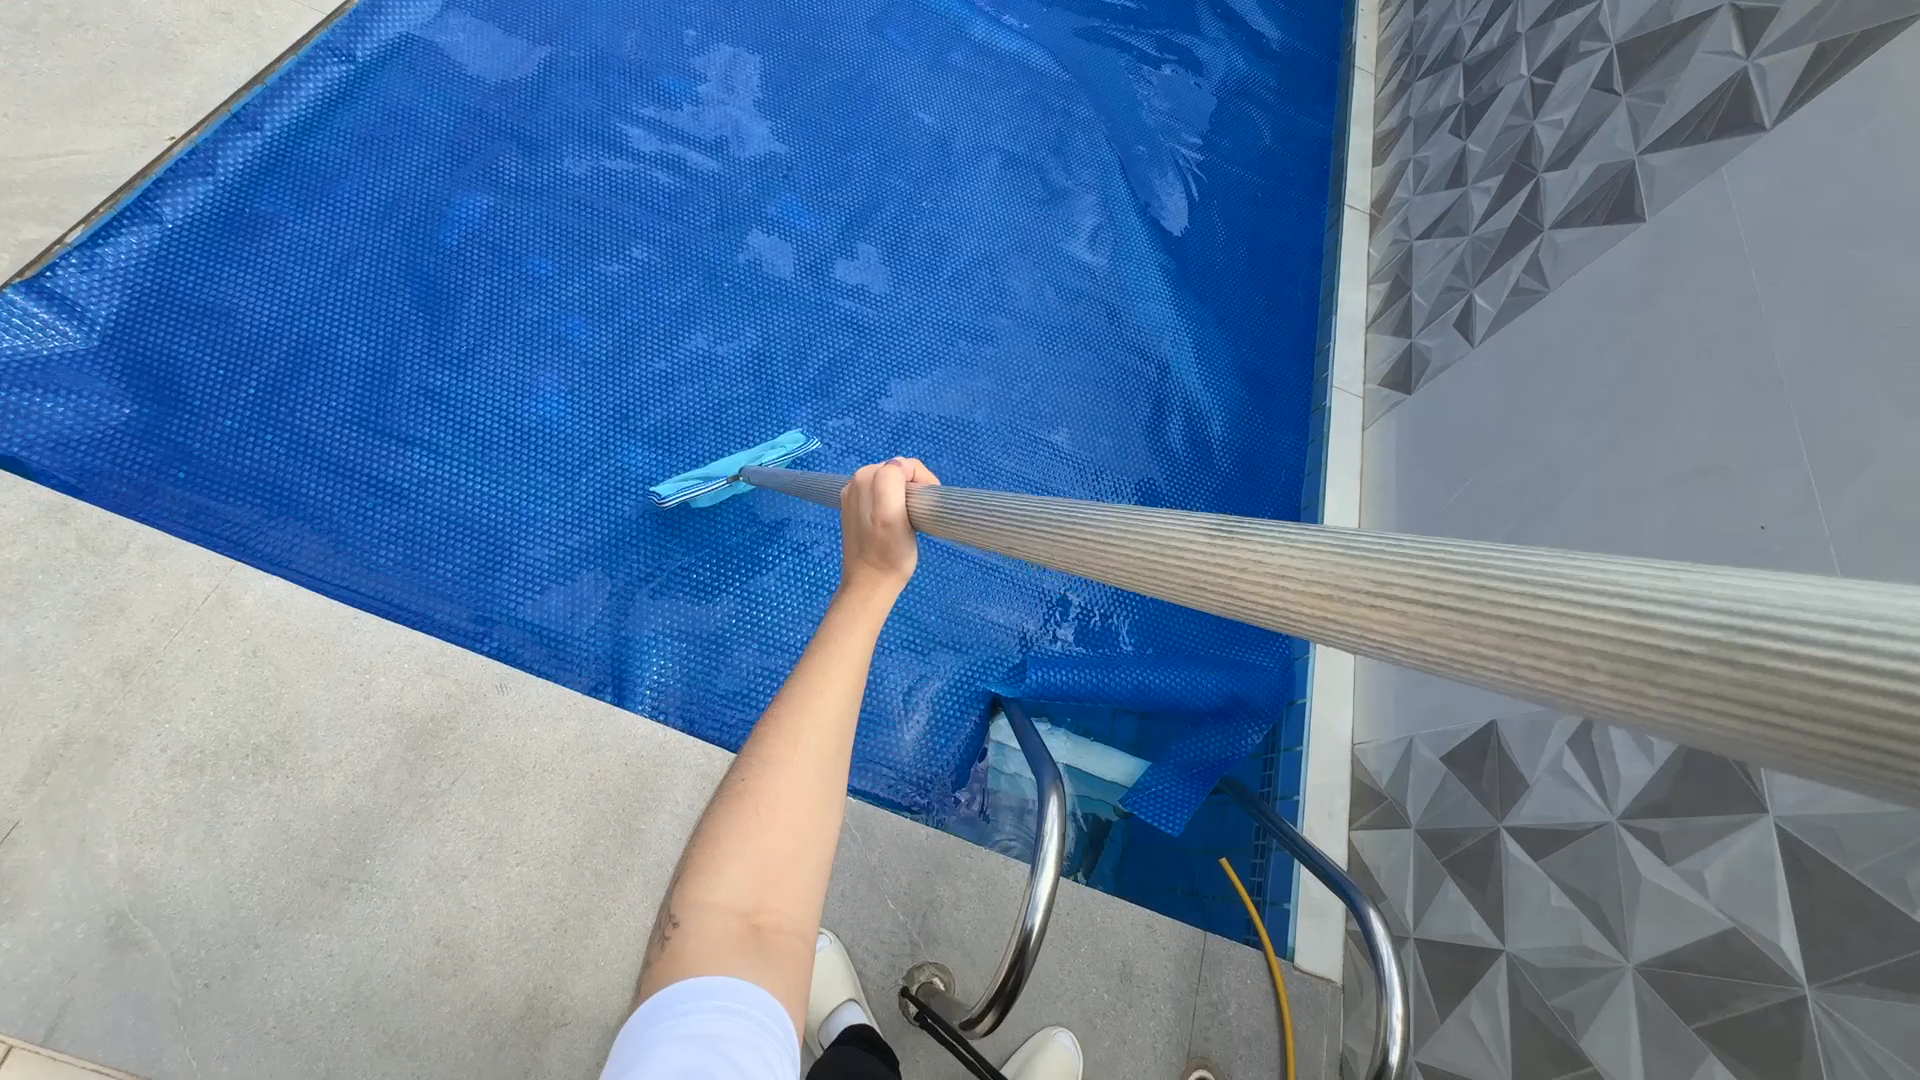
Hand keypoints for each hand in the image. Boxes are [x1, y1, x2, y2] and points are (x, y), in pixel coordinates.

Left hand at [837, 457, 939, 601]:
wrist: (870, 583)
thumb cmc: (890, 554)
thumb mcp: (894, 515)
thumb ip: (893, 480)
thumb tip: (900, 466)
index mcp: (866, 478)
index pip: (905, 464)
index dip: (922, 480)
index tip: (929, 502)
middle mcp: (856, 481)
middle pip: (896, 469)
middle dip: (913, 485)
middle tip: (921, 510)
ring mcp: (852, 493)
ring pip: (889, 480)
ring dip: (904, 492)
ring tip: (910, 515)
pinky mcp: (853, 506)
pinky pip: (879, 491)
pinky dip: (891, 499)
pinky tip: (894, 518)